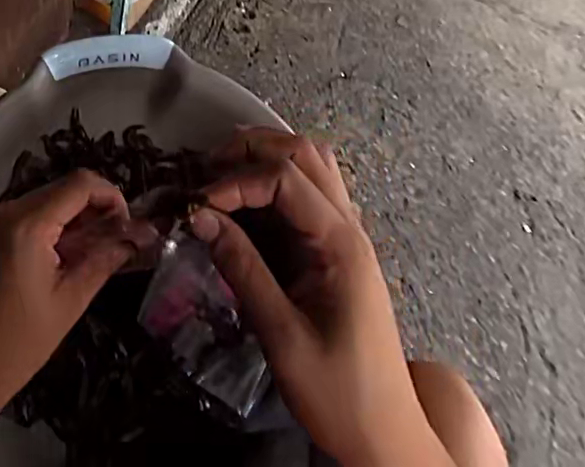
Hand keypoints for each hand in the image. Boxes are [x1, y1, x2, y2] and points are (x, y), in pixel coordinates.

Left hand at [0, 171, 151, 466]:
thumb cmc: (20, 343)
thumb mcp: (72, 299)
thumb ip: (108, 257)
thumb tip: (143, 235)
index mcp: (26, 225)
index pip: (80, 184)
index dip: (111, 196)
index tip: (127, 224)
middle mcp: (6, 211)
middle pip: (65, 186)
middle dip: (96, 206)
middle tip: (116, 237)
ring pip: (50, 196)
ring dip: (76, 214)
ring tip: (93, 248)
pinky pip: (31, 210)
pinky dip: (55, 222)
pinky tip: (66, 252)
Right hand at [193, 130, 454, 466]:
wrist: (387, 433)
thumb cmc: (338, 392)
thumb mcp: (283, 337)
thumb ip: (243, 271)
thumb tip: (201, 218)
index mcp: (340, 243)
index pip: (287, 180)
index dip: (238, 181)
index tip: (198, 203)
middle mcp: (348, 224)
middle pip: (305, 154)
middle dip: (253, 150)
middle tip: (207, 167)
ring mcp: (348, 232)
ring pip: (314, 163)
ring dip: (269, 155)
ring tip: (225, 170)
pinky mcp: (338, 245)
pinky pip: (313, 189)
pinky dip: (279, 178)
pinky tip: (250, 199)